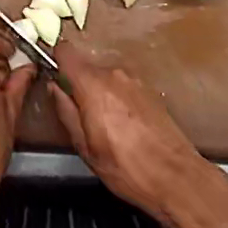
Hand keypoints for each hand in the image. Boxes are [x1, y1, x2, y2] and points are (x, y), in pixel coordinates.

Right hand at [47, 44, 220, 221]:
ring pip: (106, 78)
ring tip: (106, 127)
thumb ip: (66, 111)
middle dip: (79, 86)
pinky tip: (125, 127)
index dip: (56, 59)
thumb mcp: (85, 147)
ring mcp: (134, 79)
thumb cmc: (125, 167)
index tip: (52, 74)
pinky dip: (118, 99)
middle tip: (81, 117)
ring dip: (100, 94)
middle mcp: (114, 74)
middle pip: (86, 68)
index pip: (66, 52)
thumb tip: (54, 88)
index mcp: (93, 85)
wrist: (174, 175)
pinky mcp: (150, 89)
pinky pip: (124, 86)